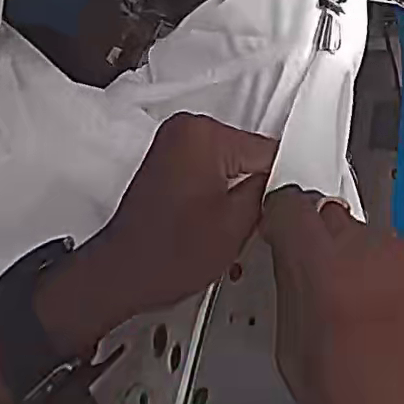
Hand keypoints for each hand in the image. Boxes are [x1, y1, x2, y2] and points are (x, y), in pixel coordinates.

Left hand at [35, 113, 275, 354]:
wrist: (117, 276)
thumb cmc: (165, 254)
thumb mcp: (237, 224)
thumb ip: (270, 193)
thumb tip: (287, 183)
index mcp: (204, 134)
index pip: (265, 149)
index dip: (279, 182)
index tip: (281, 205)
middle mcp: (187, 126)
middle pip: (248, 150)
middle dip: (257, 182)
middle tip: (253, 218)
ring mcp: (174, 138)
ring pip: (231, 157)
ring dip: (237, 184)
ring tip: (227, 219)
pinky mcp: (168, 154)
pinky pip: (210, 161)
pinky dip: (218, 183)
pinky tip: (213, 213)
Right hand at [263, 187, 403, 403]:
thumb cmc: (352, 403)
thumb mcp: (291, 345)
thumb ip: (286, 282)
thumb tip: (285, 253)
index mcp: (319, 266)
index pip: (290, 203)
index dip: (281, 213)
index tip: (280, 221)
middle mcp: (362, 248)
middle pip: (326, 212)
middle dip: (317, 235)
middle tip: (316, 272)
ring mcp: (396, 252)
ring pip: (359, 229)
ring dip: (352, 252)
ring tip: (354, 299)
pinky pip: (390, 246)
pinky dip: (382, 264)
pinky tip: (381, 303)